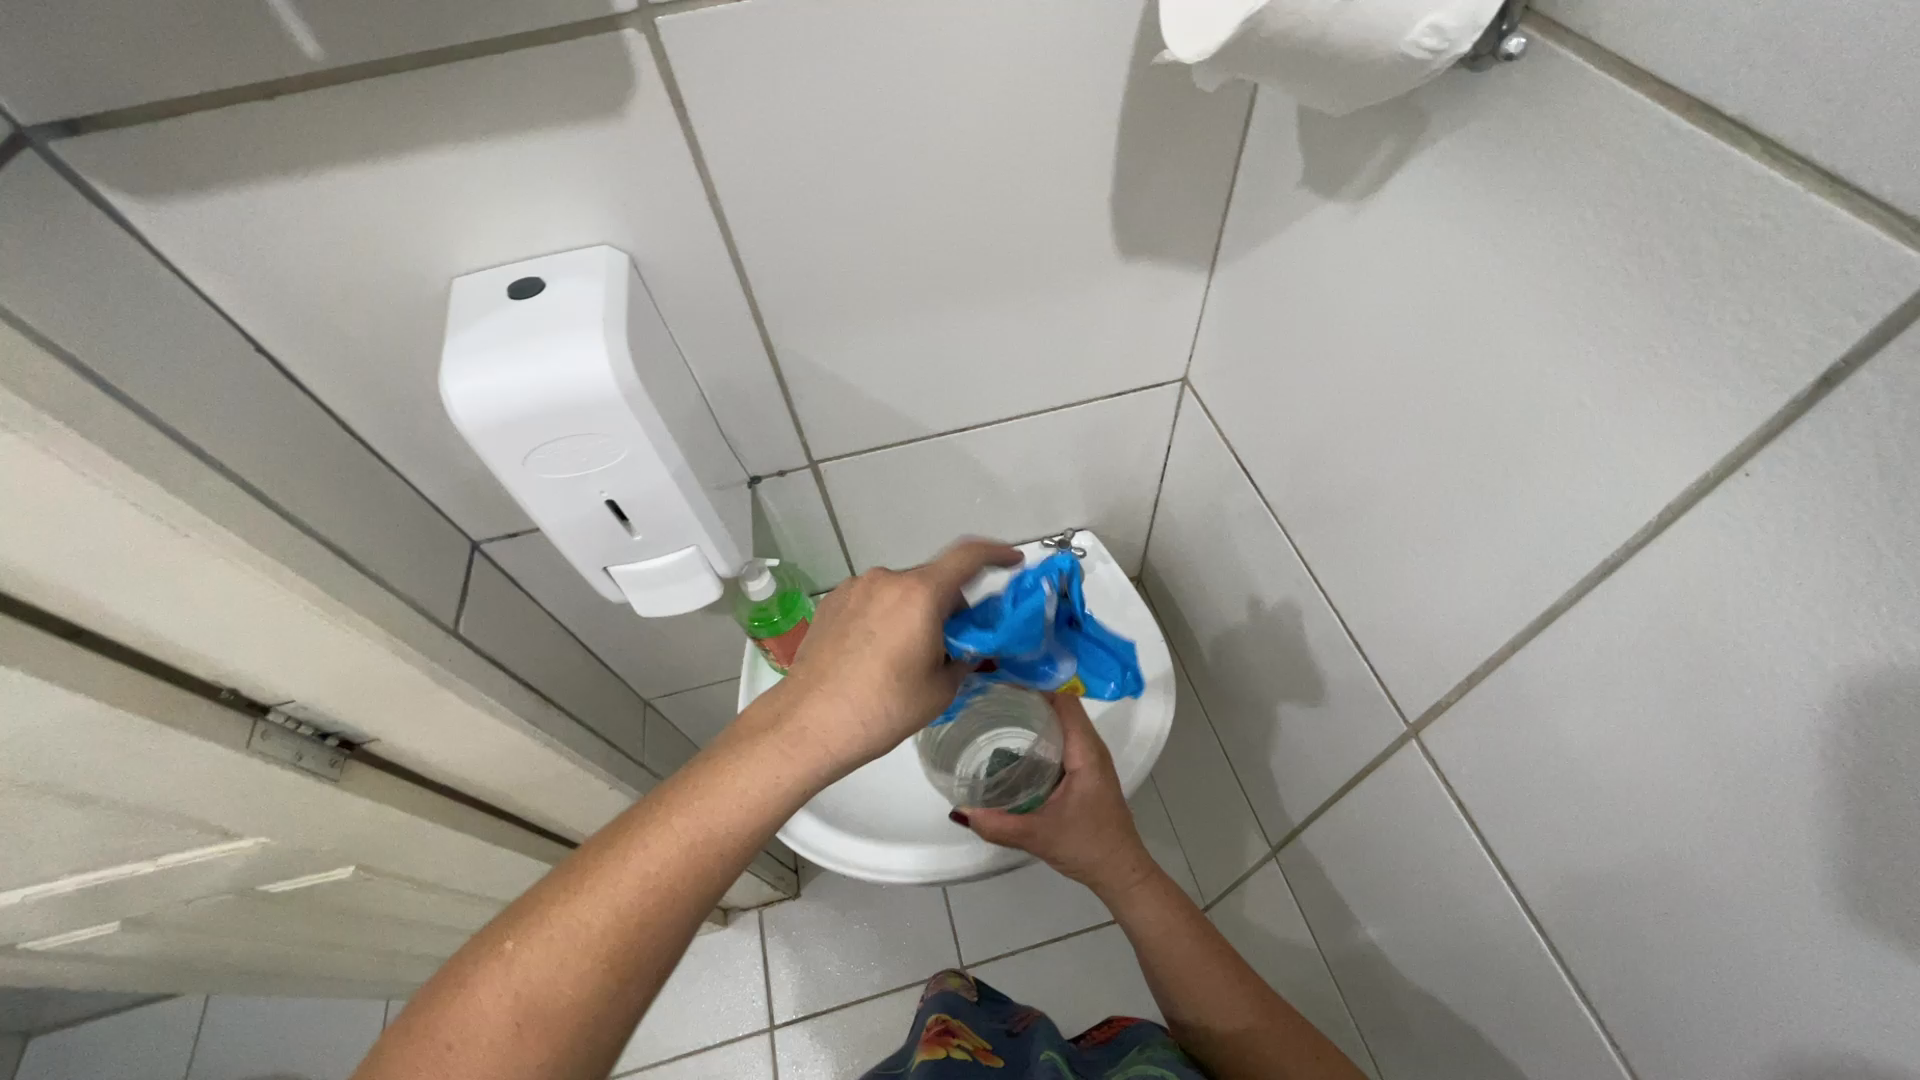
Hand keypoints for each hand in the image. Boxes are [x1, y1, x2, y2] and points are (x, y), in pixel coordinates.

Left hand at [779, 538, 1022, 770]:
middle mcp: (887, 579)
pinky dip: (888, 616)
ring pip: (901, 591)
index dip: (996, 554)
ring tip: (910, 655)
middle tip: (956, 643)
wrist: (809, 722)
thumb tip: (965, 650)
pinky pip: (874, 600)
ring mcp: (855, 587)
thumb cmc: (883, 708)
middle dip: (950, 605)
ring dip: (916, 611)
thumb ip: (963, 659)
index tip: (1013, 561)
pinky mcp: (832, 602)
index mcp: (920, 594)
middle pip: (933, 580)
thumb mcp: (940, 689)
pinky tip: (878, 654)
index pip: (968, 557)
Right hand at [958, 694, 1158, 897]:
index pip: (1063, 700)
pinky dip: (1041, 733)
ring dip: (1035, 714)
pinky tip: (1014, 744)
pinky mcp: (1086, 772)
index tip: (1001, 685)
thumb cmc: (1089, 847)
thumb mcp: (1039, 836)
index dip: (1035, 686)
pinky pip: (1063, 739)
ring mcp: (1090, 760)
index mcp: (1085, 751)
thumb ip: (999, 825)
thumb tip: (961, 811)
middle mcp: (1090, 748)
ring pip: (1062, 722)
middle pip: (1061, 706)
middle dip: (1028, 697)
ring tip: (997, 713)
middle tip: (990, 697)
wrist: (1122, 873)